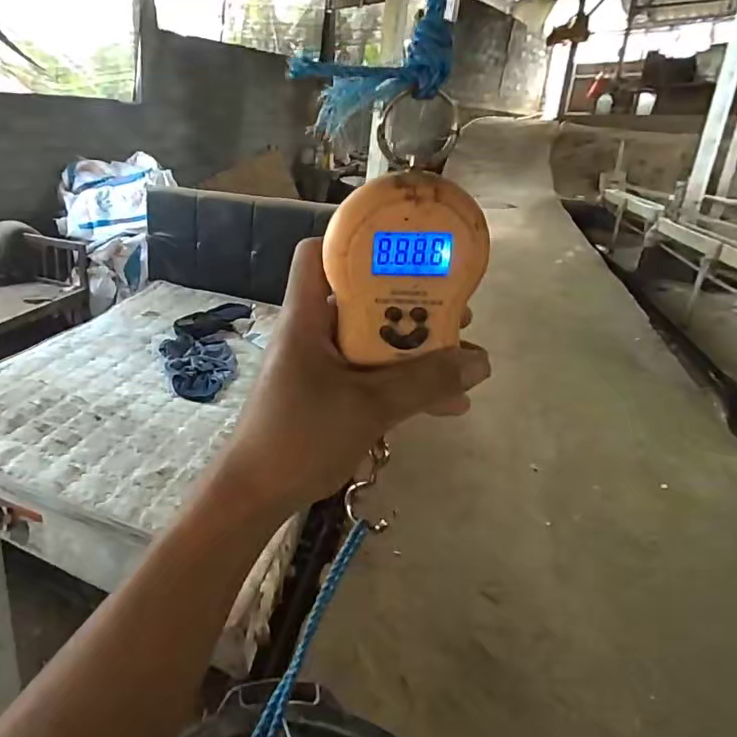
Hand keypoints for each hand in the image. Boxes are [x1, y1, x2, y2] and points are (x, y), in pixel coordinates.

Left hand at [212, 238, 489, 519]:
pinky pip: (369, 375)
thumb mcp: (369, 407)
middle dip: (409, 303)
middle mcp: (310, 333)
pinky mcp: (326, 393)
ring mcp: (318, 365)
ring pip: (370, 341)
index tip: (404, 252)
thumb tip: (480, 361)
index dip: (354, 243)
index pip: (316, 255)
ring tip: (461, 357)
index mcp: (306, 318)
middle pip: (359, 298)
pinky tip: (446, 403)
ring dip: (413, 347)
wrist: (257, 493)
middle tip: (455, 311)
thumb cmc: (301, 436)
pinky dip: (402, 382)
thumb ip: (424, 383)